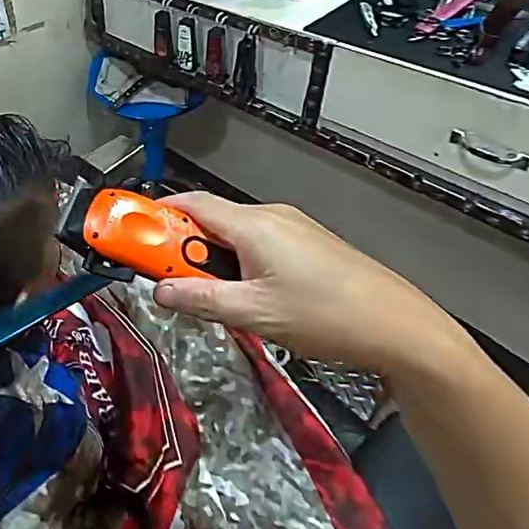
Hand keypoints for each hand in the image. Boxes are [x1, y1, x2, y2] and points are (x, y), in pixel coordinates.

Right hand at [152, 193, 468, 377]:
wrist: (397, 324)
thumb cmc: (326, 315)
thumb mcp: (253, 314)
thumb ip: (202, 300)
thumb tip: (161, 292)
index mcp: (253, 224)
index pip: (190, 204)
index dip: (156, 217)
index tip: (132, 237)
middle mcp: (271, 216)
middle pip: (211, 219)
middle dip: (184, 247)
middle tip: (171, 281)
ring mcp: (293, 227)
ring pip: (235, 234)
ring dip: (212, 258)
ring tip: (211, 298)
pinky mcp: (308, 243)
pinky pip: (259, 243)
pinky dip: (239, 262)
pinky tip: (248, 296)